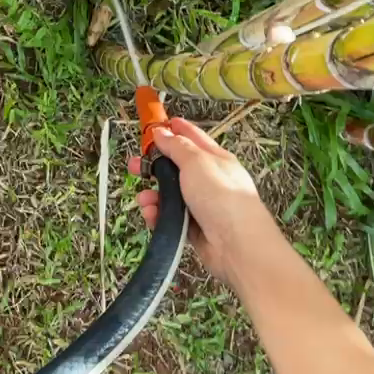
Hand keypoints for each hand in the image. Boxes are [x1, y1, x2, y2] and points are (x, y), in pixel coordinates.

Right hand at [127, 116, 282, 282]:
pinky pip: (169, 216)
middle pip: (174, 166)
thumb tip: (161, 132)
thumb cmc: (221, 196)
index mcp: (214, 159)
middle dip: (152, 164)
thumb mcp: (197, 162)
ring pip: (168, 193)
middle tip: (134, 166)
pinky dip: (158, 215)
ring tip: (144, 200)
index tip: (153, 125)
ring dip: (152, 194)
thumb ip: (176, 146)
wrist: (239, 247)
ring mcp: (200, 204)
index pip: (192, 137)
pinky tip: (152, 215)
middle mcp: (207, 180)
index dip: (173, 129)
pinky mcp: (192, 226)